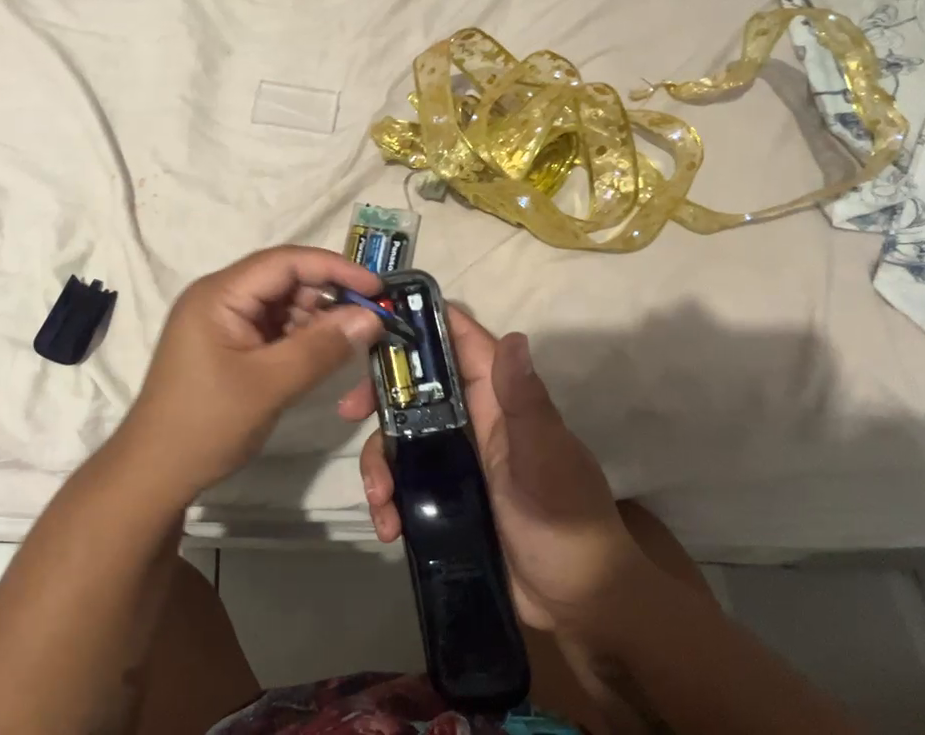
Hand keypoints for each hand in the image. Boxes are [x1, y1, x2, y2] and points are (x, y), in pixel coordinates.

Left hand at [115, 246, 386, 499]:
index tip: (378, 288)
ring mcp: (221, 323)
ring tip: (354, 340)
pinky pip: (272, 329)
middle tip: (373, 320)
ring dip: (317, 318)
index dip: (334, 268)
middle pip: (283, 280)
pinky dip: (301, 337)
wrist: (156, 471)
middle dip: (329, 295)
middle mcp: (218, 298)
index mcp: (219, 295)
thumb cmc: (206, 424)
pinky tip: (325, 354)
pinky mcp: (227, 346)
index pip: (284, 262)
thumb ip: (320, 348)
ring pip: (281, 305)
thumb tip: (371, 318)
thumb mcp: (269, 385)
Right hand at [338, 307, 657, 633]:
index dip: (420, 324)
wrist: (577, 603)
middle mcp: (473, 422)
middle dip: (377, 395)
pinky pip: (402, 483)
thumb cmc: (569, 522)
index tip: (372, 321)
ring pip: (399, 438)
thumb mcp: (545, 461)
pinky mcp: (442, 497)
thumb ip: (525, 402)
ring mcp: (455, 460)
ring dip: (378, 462)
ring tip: (379, 499)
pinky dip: (387, 500)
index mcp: (500, 402)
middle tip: (347, 412)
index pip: (459, 343)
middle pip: (414, 388)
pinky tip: (389, 527)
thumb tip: (514, 336)